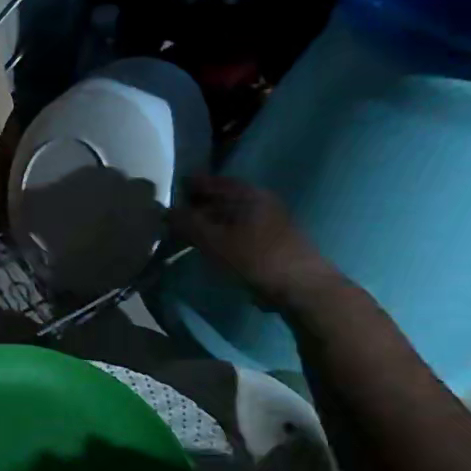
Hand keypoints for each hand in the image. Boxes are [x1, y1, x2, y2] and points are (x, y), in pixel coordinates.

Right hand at [170, 175, 344, 309]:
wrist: (303, 288)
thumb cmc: (257, 259)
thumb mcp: (215, 242)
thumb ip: (189, 225)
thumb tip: (166, 211)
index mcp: (248, 194)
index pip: (213, 182)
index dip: (191, 185)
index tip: (172, 190)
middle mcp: (261, 201)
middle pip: (224, 197)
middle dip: (200, 204)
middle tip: (177, 214)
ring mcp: (272, 221)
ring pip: (233, 215)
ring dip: (212, 221)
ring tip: (191, 232)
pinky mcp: (275, 242)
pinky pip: (242, 230)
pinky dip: (224, 233)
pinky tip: (215, 246)